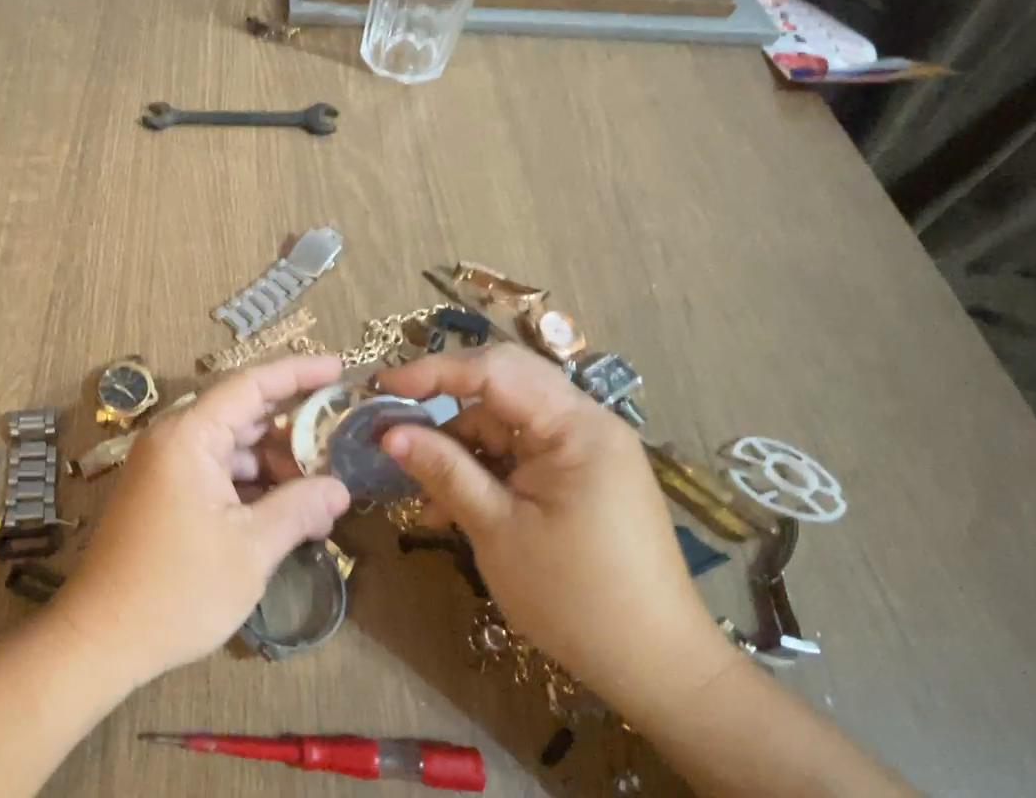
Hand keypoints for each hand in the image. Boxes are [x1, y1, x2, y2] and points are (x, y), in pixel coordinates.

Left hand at [48, 355, 351, 687]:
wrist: (101, 636)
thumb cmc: (177, 589)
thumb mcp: (250, 549)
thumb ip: (298, 509)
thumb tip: (339, 488)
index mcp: (188, 437)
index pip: (250, 385)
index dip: (297, 373)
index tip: (339, 368)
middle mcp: (173, 441)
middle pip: (243, 416)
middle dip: (294, 431)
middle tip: (343, 445)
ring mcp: (165, 469)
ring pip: (233, 450)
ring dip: (277, 467)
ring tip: (325, 493)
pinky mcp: (164, 497)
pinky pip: (217, 476)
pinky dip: (252, 488)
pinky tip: (289, 514)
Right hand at [376, 346, 737, 712]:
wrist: (654, 665)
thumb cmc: (574, 595)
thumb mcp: (496, 529)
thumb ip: (443, 470)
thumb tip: (388, 433)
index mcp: (576, 426)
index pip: (494, 371)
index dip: (433, 372)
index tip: (381, 388)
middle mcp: (586, 424)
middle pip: (501, 387)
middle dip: (444, 406)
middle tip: (394, 426)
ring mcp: (587, 451)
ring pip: (504, 424)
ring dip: (459, 452)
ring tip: (425, 502)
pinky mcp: (581, 477)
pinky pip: (520, 454)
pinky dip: (483, 473)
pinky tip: (452, 510)